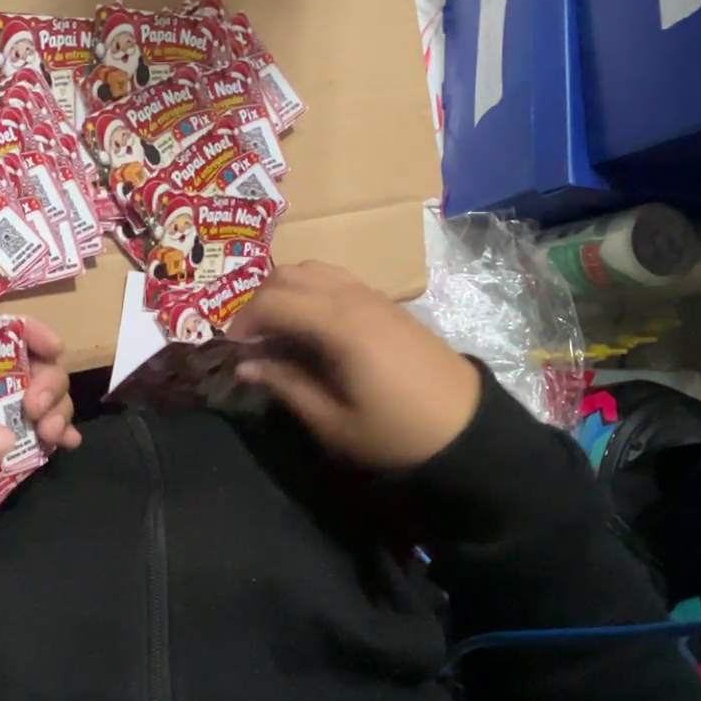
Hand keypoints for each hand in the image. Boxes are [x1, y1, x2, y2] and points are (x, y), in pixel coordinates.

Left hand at [0, 318, 80, 582]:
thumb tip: (5, 438)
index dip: (22, 335)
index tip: (52, 347)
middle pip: (23, 372)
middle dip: (46, 381)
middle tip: (39, 412)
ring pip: (38, 407)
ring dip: (57, 411)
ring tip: (53, 437)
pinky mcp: (2, 476)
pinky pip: (39, 448)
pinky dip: (60, 439)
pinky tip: (68, 445)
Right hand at [229, 261, 480, 469]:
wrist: (467, 429)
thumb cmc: (396, 431)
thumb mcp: (332, 420)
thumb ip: (285, 384)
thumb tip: (245, 365)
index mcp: (338, 324)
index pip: (272, 300)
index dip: (243, 321)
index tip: (233, 351)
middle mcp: (352, 297)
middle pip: (287, 274)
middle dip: (258, 302)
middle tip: (251, 340)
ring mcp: (371, 294)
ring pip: (310, 269)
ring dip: (284, 291)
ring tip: (277, 329)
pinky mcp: (384, 302)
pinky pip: (333, 278)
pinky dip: (308, 290)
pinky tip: (309, 326)